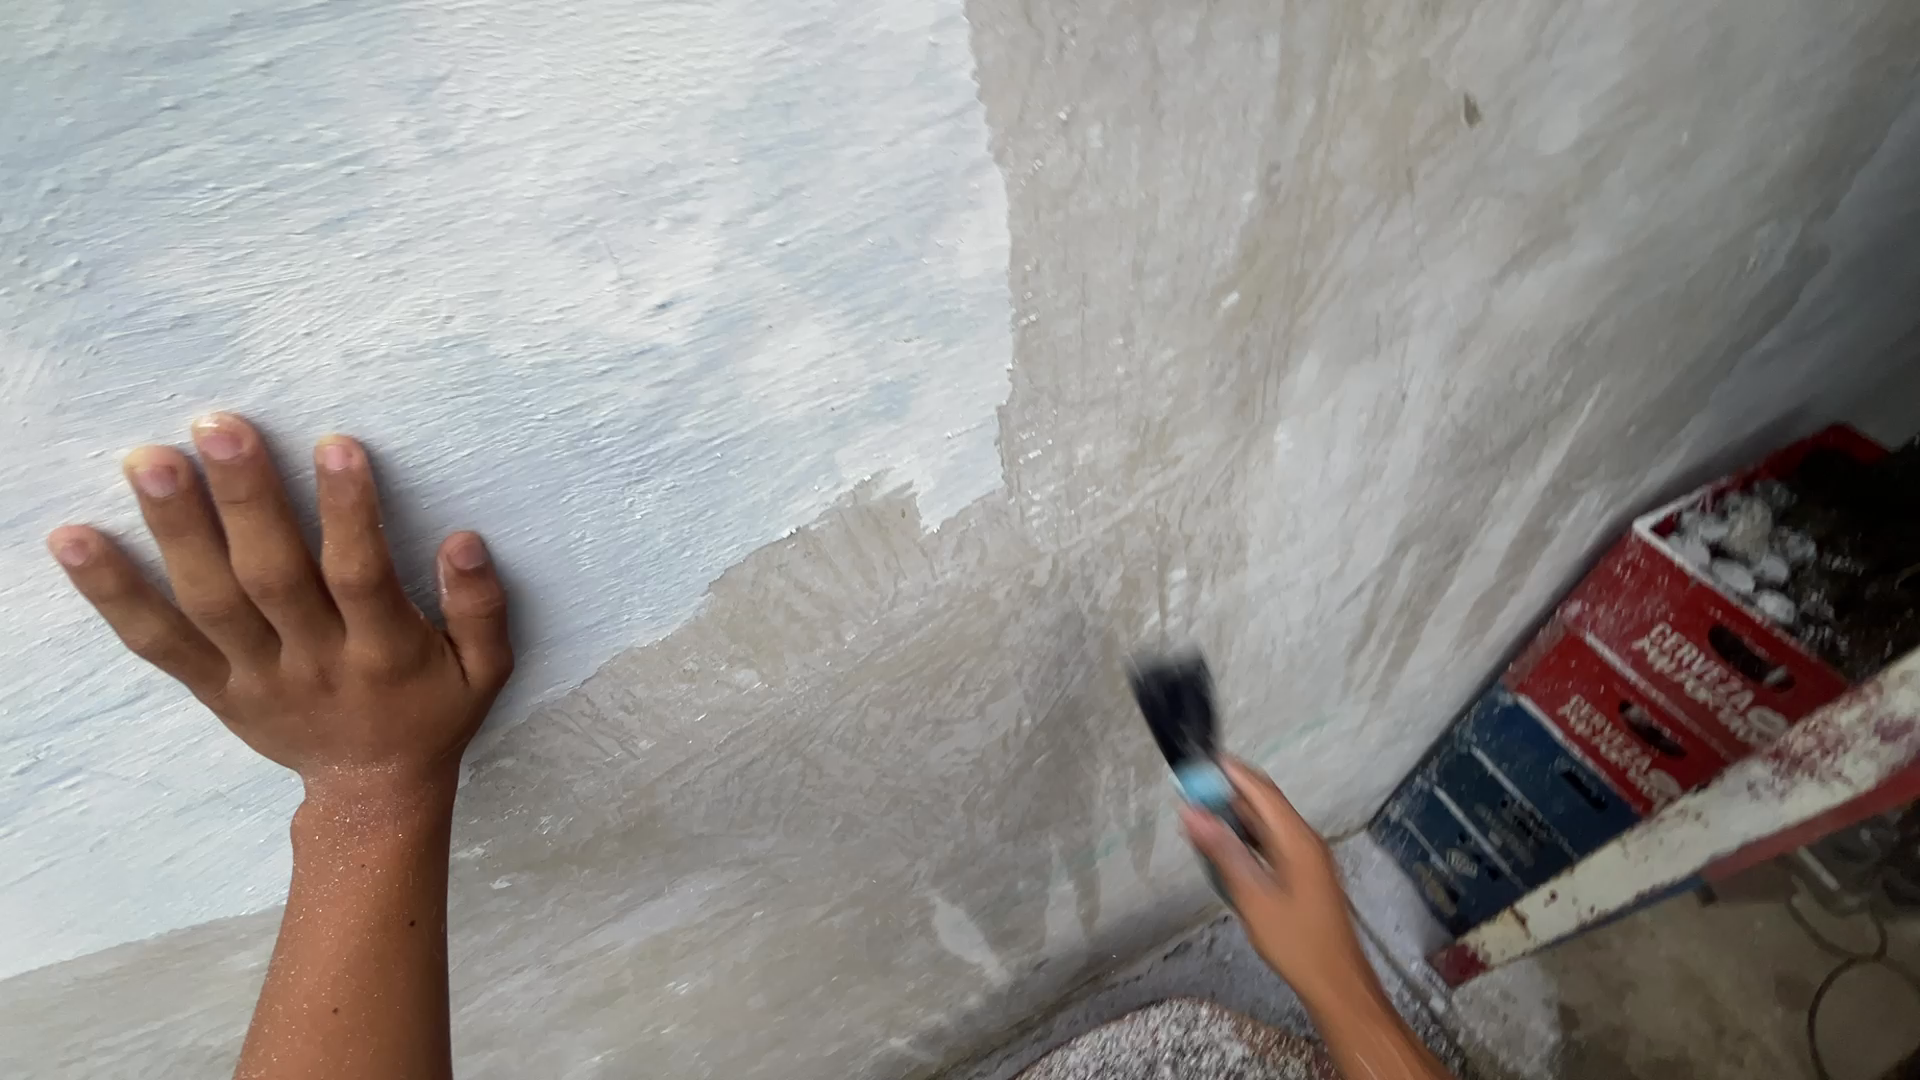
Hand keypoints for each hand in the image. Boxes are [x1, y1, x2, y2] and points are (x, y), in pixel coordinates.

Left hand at [46, 412, 512, 804]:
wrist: (375, 789)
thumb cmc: (439, 714)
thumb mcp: (489, 668)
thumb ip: (480, 608)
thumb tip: (463, 541)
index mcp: (386, 652)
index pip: (362, 574)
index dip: (350, 511)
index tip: (336, 445)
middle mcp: (315, 660)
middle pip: (272, 576)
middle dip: (246, 498)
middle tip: (219, 427)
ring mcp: (255, 676)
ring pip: (208, 600)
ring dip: (175, 528)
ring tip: (149, 459)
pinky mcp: (214, 688)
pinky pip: (155, 642)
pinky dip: (111, 592)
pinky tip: (74, 538)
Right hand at [1180, 759, 1372, 1005]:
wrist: (1338, 986)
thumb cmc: (1296, 941)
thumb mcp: (1252, 896)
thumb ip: (1222, 850)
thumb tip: (1190, 811)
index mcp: (1296, 839)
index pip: (1260, 789)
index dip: (1229, 771)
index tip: (1196, 761)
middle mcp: (1303, 839)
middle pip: (1262, 801)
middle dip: (1226, 791)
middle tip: (1189, 791)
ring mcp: (1305, 856)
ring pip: (1264, 821)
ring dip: (1233, 815)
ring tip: (1198, 817)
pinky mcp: (1301, 871)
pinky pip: (1268, 839)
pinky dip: (1243, 835)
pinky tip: (1222, 847)